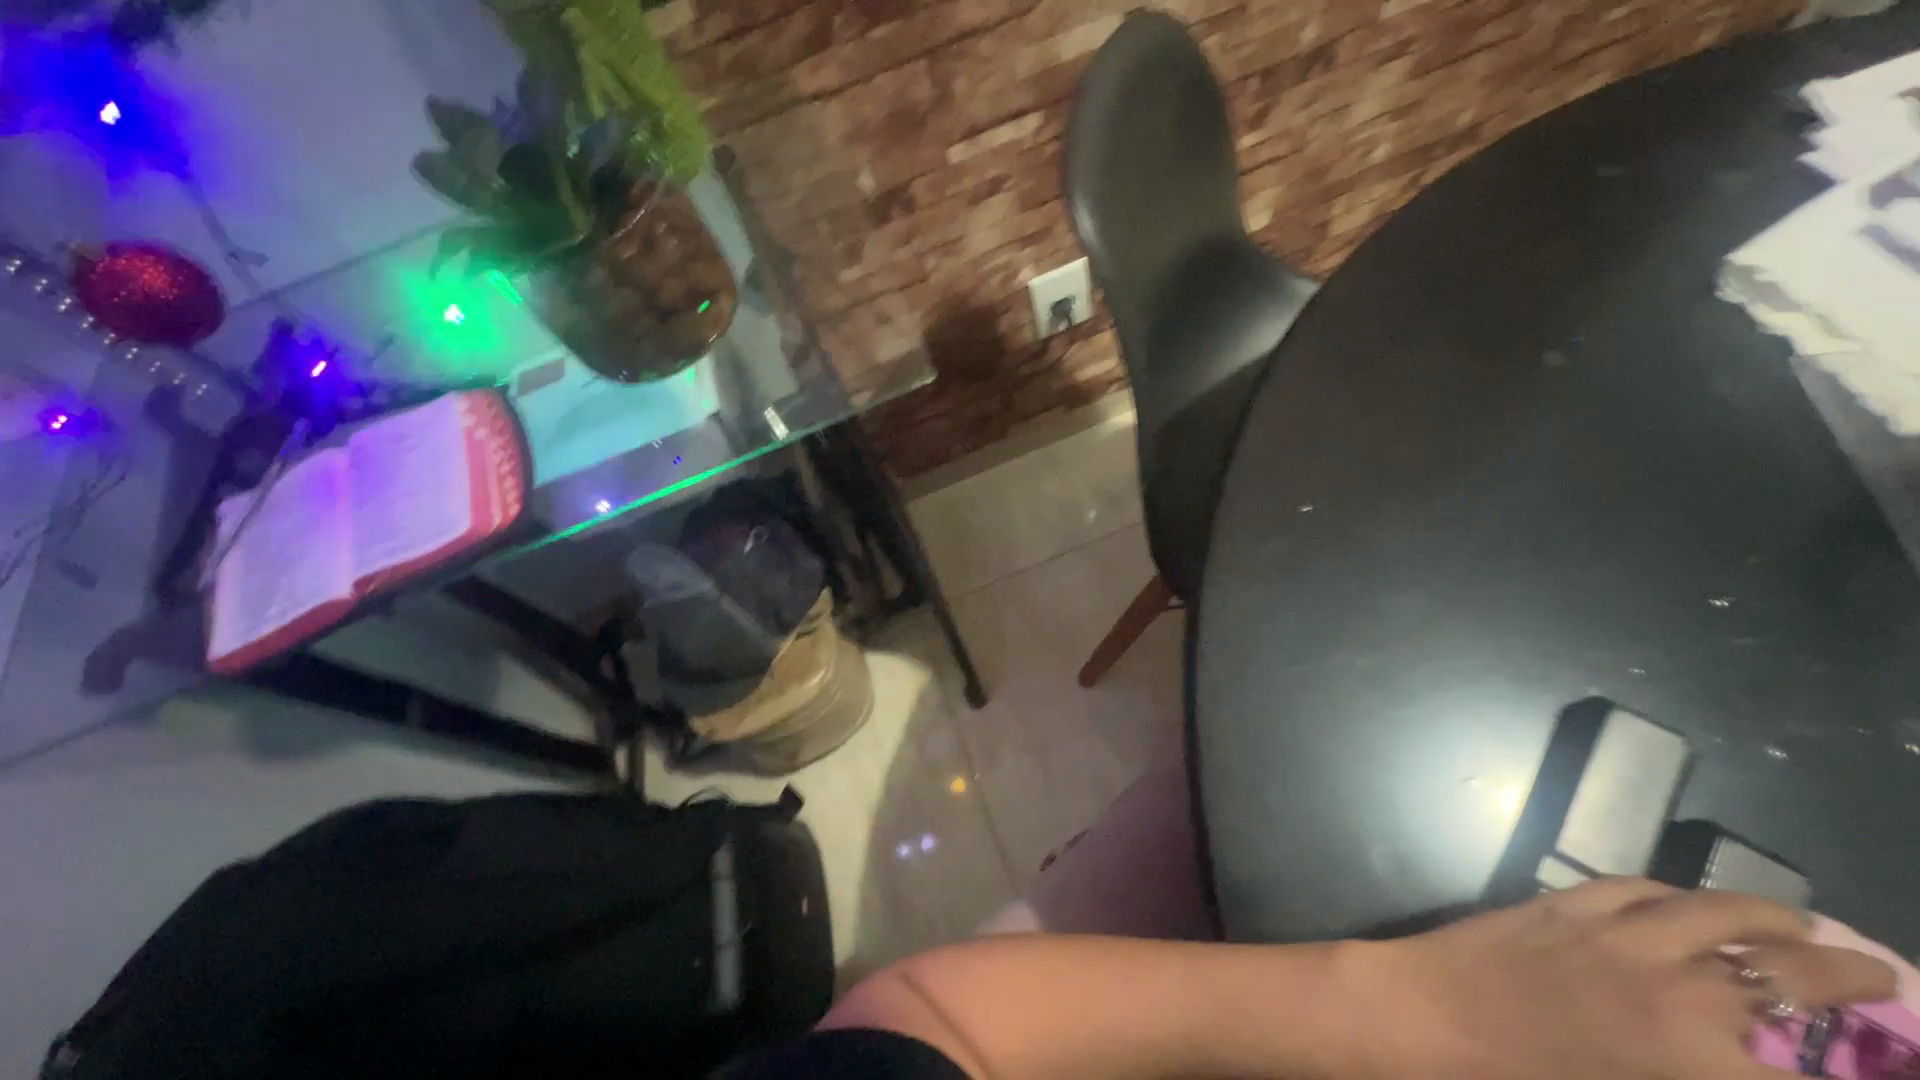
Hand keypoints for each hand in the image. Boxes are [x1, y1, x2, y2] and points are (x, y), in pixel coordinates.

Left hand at [1341, 878, 1896, 1079]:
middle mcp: (1671, 991)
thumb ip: (1686, 1073)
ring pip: (1716, 913)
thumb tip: (1723, 1059)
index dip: (1859, 1074)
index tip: (1882, 1065)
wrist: (1415, 1019)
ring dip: (1772, 918)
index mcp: (1693, 1064)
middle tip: (1882, 976)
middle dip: (1848, 981)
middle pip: (1787, 980)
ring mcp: (1614, 936)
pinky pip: (1633, 888)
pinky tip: (1688, 899)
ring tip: (1804, 924)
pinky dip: (1675, 894)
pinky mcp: (1562, 905)